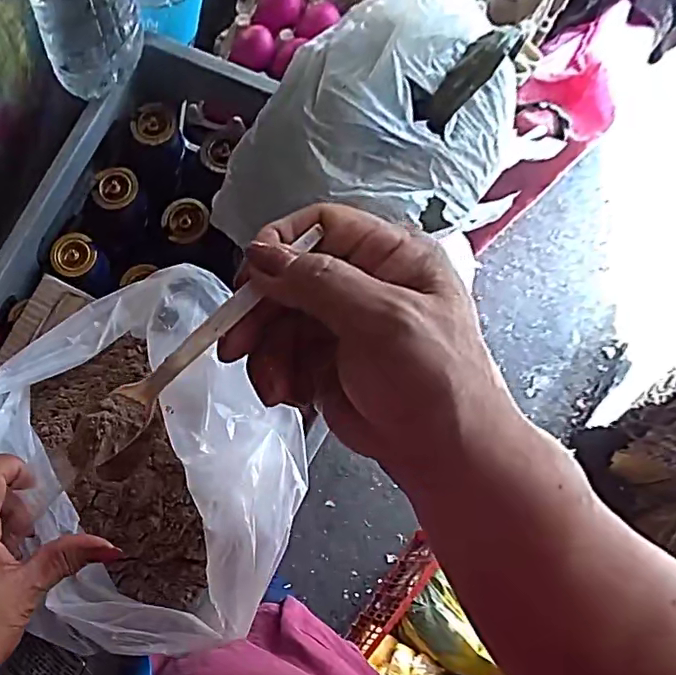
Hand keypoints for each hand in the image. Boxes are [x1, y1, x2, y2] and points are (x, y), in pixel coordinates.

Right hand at [219, 203, 523, 484]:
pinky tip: (290, 396)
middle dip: (258, 316)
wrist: (440, 447)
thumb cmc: (433, 378)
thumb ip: (319, 282)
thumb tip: (261, 255)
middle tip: (235, 345)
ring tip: (275, 387)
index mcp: (388, 258)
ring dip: (265, 357)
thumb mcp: (379, 319)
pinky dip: (275, 377)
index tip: (248, 279)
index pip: (321, 227)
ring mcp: (338, 326)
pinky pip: (279, 358)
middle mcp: (360, 286)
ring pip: (275, 325)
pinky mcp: (320, 362)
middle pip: (286, 282)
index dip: (279, 246)